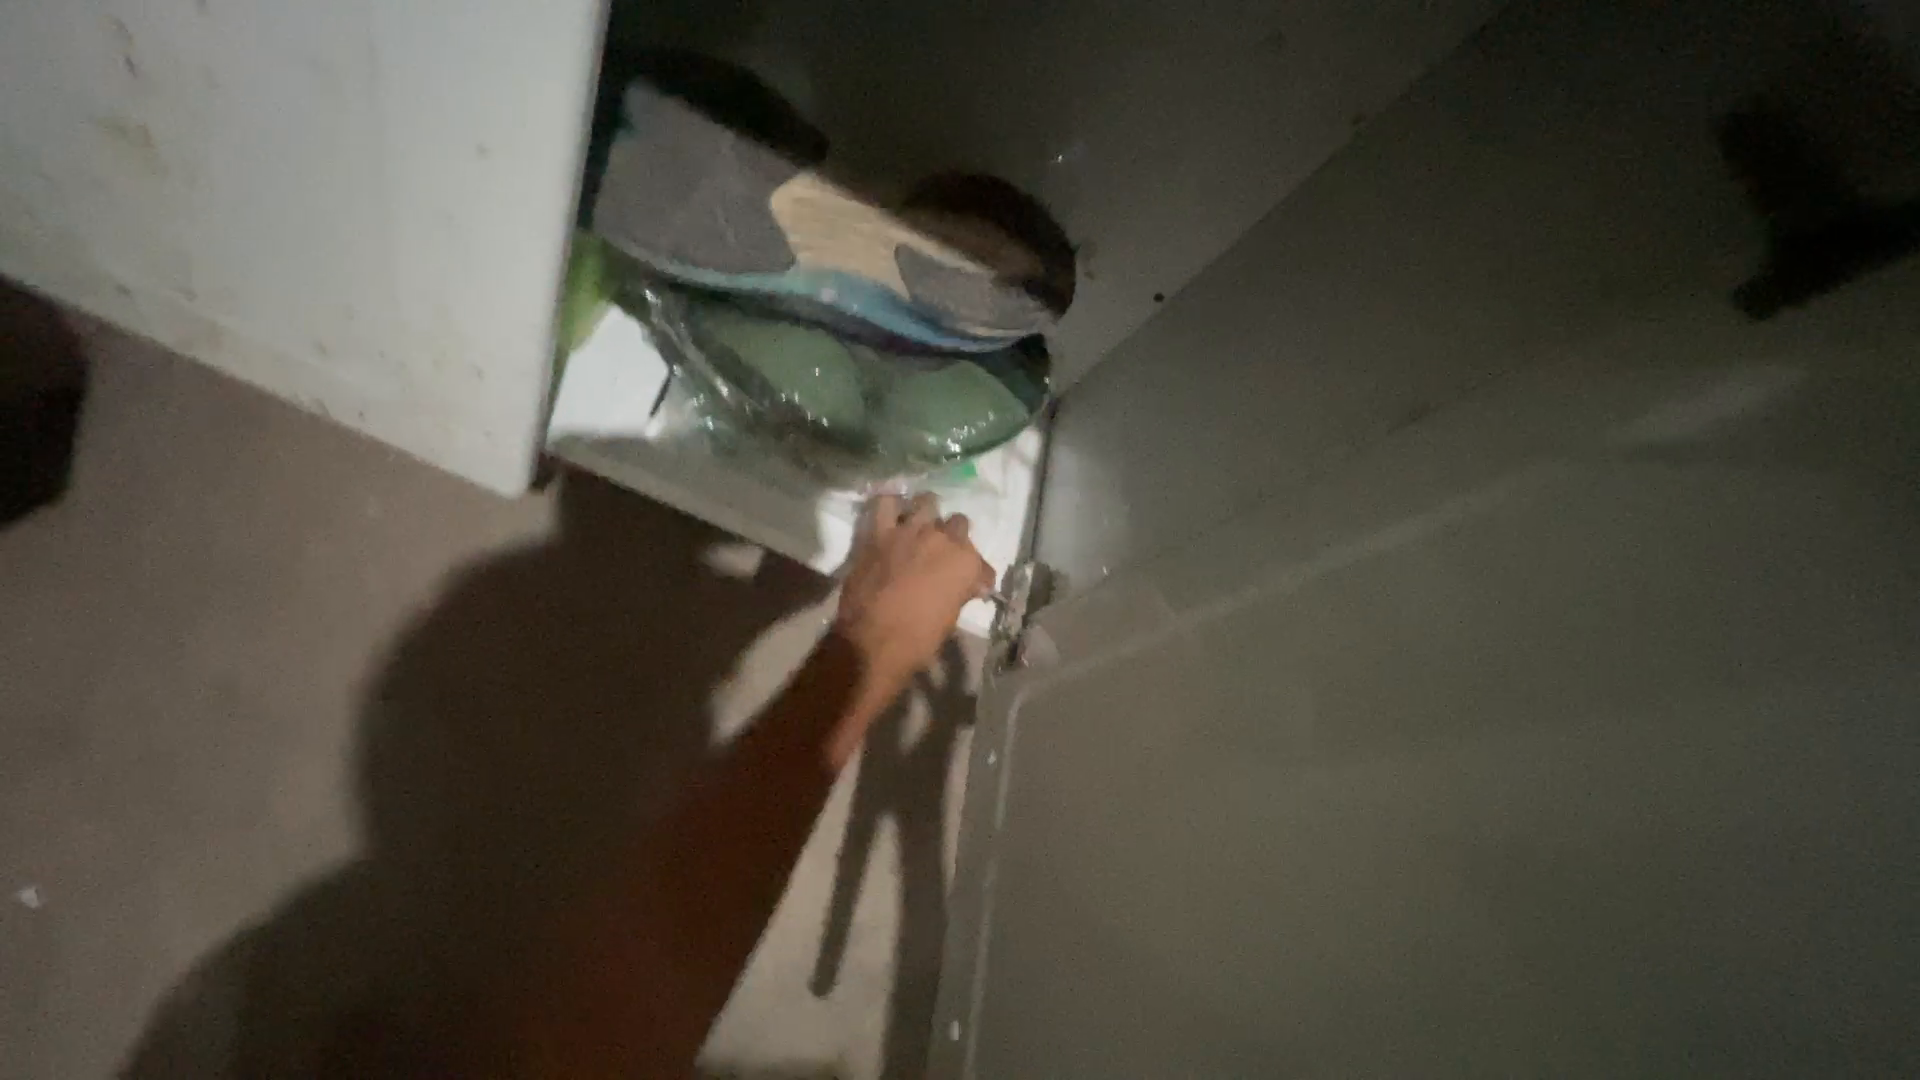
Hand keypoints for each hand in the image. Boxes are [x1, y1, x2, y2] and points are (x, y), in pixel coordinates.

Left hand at [834, 493, 994, 700]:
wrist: (872, 642)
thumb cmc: (918, 639)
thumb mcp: (951, 617)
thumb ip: (961, 591)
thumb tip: (970, 585)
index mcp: (966, 562)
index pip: (981, 560)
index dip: (976, 573)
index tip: (972, 585)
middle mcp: (943, 539)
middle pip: (957, 523)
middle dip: (954, 537)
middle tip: (943, 553)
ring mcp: (910, 531)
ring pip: (927, 502)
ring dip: (928, 513)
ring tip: (921, 527)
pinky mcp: (879, 532)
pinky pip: (886, 503)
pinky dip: (891, 506)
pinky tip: (894, 515)